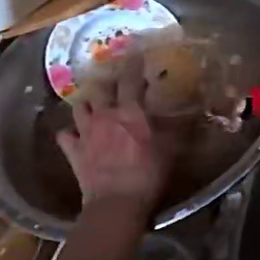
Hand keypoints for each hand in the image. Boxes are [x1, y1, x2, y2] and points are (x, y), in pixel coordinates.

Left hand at [55, 59, 166, 217]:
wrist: (116, 204)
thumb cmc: (148, 173)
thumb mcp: (170, 149)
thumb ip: (177, 128)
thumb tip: (193, 113)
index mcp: (129, 112)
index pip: (130, 80)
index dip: (134, 66)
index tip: (137, 56)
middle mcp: (104, 115)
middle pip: (101, 89)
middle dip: (108, 82)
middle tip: (116, 82)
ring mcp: (85, 133)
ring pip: (80, 107)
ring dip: (88, 103)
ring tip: (95, 104)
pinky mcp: (73, 152)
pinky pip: (66, 136)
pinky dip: (71, 133)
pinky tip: (76, 135)